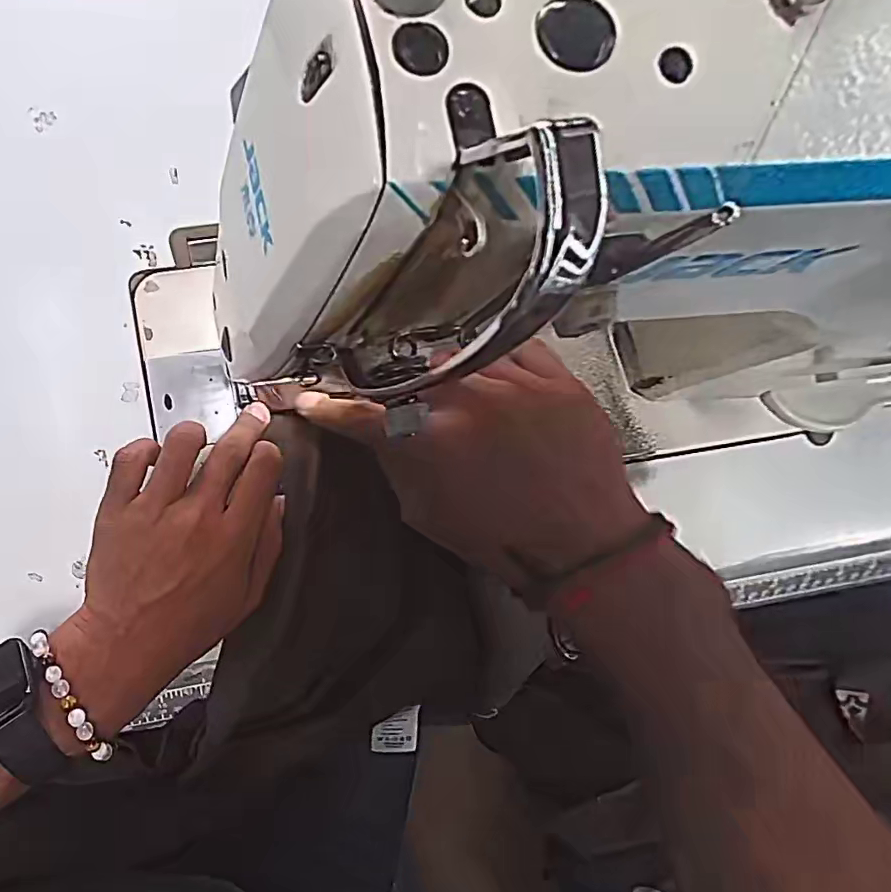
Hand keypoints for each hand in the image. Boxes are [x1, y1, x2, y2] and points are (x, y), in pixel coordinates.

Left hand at [45, 405, 285, 753]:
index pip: (261, 470)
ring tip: (197, 438)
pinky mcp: (119, 509)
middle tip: (249, 420)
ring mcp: (154, 509)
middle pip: (229, 450)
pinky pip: (130, 459)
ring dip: (195, 434)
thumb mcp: (245, 596)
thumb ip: (267, 547)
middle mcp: (196, 517)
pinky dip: (142, 448)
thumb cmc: (184, 624)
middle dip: (246, 427)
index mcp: (232, 538)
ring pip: (180, 444)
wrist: (128, 640)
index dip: (268, 452)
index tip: (266, 451)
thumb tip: (276, 507)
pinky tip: (152, 455)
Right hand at [293, 337, 645, 587]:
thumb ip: (395, 465)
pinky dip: (492, 361)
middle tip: (412, 416)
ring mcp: (512, 386)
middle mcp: (464, 403)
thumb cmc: (502, 536)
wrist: (578, 543)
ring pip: (456, 357)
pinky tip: (493, 383)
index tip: (312, 401)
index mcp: (424, 441)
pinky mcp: (553, 380)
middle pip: (408, 377)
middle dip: (399, 395)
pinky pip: (510, 348)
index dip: (326, 407)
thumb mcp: (423, 511)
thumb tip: (379, 439)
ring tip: (461, 407)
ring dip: (446, 378)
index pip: (357, 414)